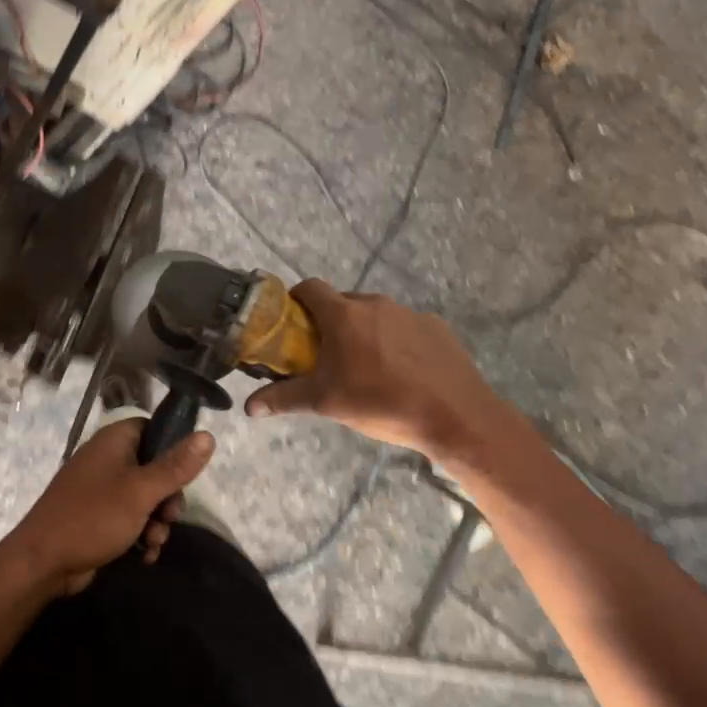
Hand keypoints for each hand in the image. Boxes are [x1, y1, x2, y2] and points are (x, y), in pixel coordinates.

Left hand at [1, 419, 215, 594]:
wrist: (44, 561)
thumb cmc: (93, 517)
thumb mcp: (141, 492)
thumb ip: (175, 466)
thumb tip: (208, 435)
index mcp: (113, 441)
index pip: (151, 428)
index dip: (171, 448)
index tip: (184, 474)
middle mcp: (106, 459)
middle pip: (153, 468)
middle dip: (167, 497)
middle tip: (170, 517)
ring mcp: (100, 490)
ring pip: (144, 499)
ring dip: (156, 522)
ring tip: (153, 542)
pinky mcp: (97, 517)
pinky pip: (130, 519)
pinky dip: (139, 536)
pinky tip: (143, 556)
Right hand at [244, 281, 518, 460]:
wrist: (457, 418)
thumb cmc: (382, 404)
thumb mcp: (326, 403)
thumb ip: (284, 399)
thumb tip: (249, 407)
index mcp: (343, 315)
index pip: (308, 288)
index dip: (295, 301)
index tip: (291, 325)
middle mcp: (374, 304)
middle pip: (341, 303)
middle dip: (330, 324)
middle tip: (326, 357)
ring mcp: (409, 314)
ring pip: (374, 315)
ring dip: (363, 333)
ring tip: (367, 370)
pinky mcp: (437, 328)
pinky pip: (405, 328)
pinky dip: (396, 343)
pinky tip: (402, 374)